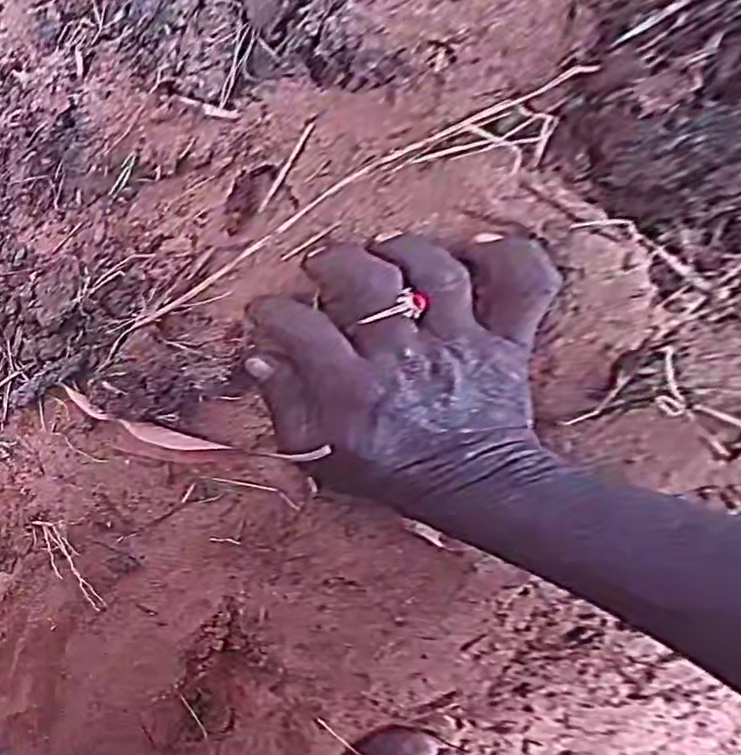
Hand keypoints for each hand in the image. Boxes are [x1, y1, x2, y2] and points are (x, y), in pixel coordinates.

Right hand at [246, 234, 562, 512]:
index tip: (261, 309)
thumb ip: (283, 400)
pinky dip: (506, 255)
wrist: (467, 483)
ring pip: (438, 272)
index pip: (302, 329)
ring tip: (381, 245)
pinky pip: (523, 284)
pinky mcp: (508, 341)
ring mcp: (461, 343)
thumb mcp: (309, 447)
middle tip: (318, 262)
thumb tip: (258, 357)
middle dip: (337, 263)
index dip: (274, 312)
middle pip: (371, 285)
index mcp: (350, 385)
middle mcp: (404, 356)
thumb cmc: (376, 468)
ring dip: (406, 249)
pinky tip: (474, 245)